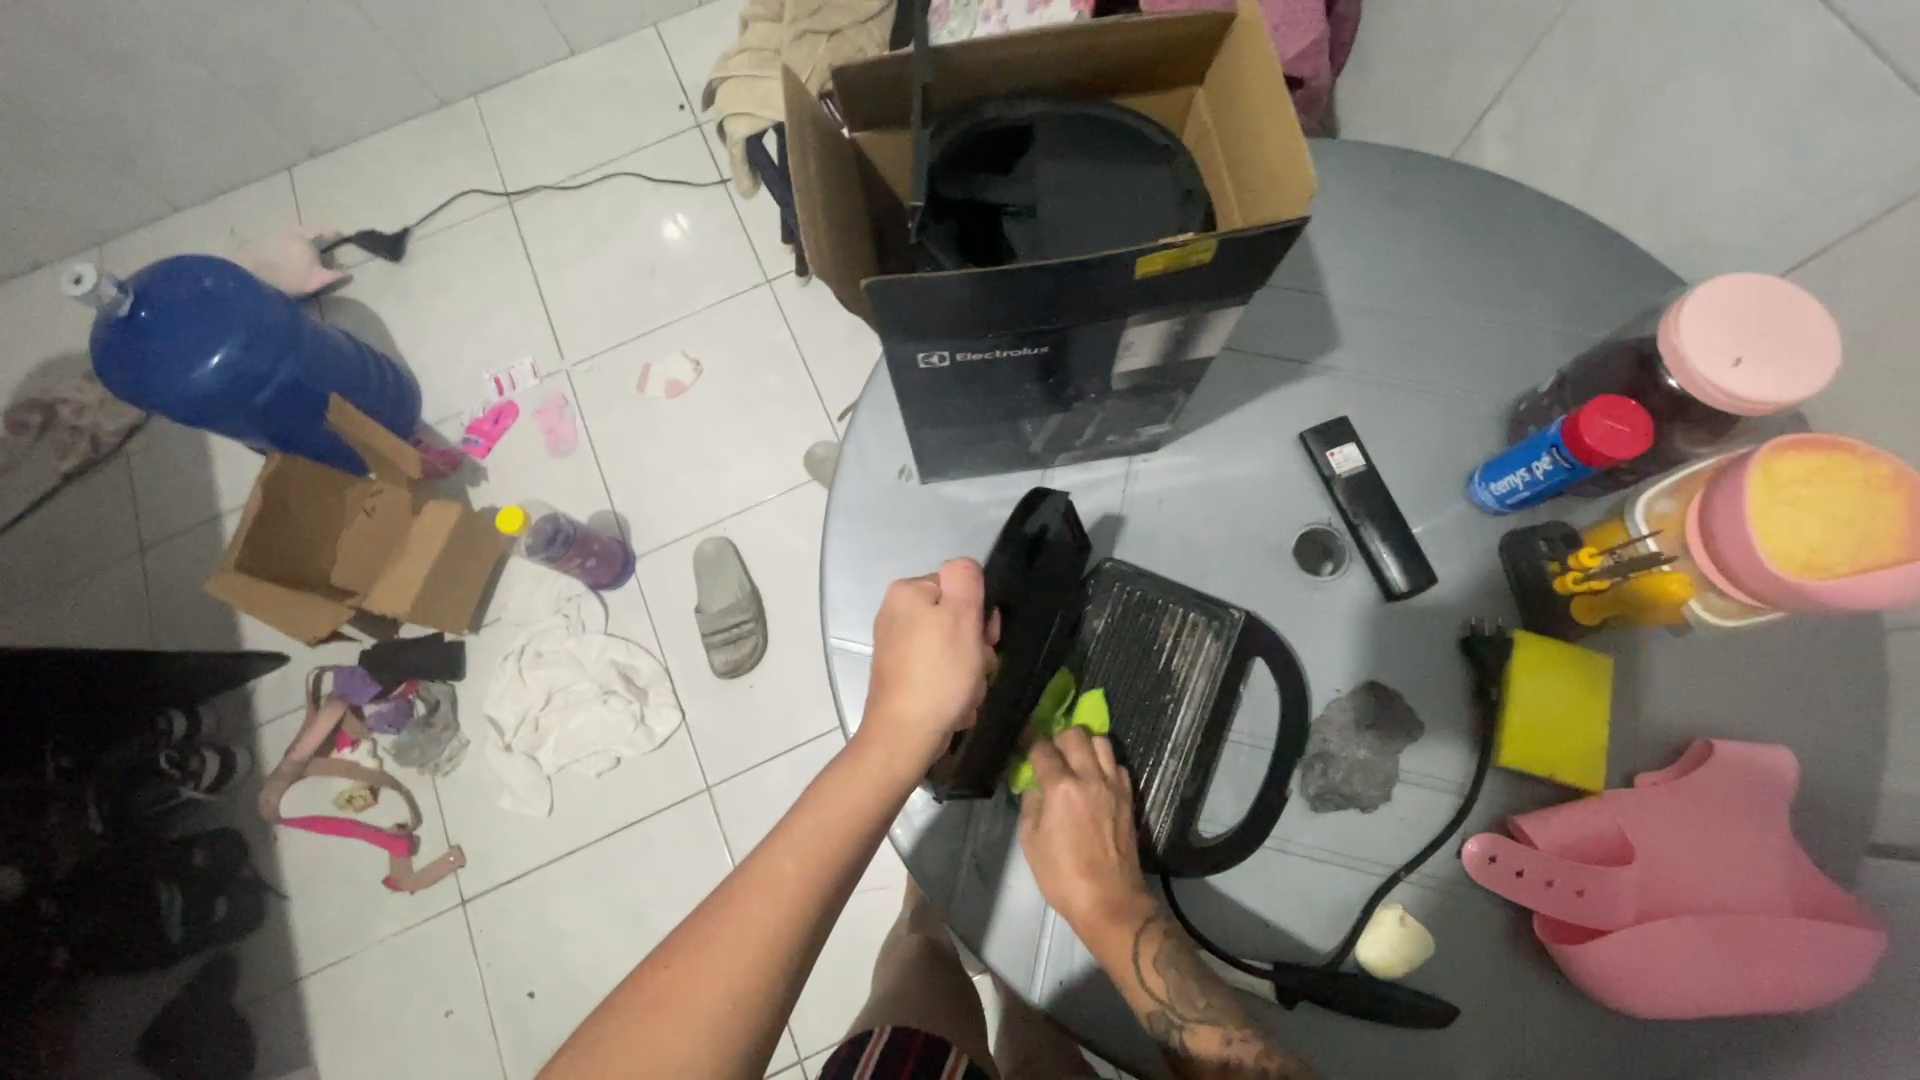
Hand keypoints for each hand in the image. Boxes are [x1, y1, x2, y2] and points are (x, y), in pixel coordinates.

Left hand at [859, 558, 998, 775]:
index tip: (987, 638)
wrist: (905, 735)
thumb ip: (966, 579)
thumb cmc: (938, 673)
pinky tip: (954, 705)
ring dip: (968, 673)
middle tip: (975, 669)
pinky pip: (940, 674)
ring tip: (964, 692)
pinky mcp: (902, 677)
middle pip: (956, 620)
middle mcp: (896, 615)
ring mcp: (897, 648)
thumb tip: (964, 568)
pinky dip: (953, 689)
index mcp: (907, 592)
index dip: (980, 613)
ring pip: (953, 651)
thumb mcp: (962, 615)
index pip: (960, 587)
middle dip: (975, 649)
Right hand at [1019, 729, 1154, 937]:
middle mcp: (1090, 777)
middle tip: (1050, 752)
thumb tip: (1036, 787)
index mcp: (1061, 788)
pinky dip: (1105, 764)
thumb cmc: (1062, 876)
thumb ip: (1030, 804)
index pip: (1042, 748)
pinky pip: (1117, 765)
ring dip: (1085, 745)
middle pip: (1075, 734)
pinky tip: (1095, 780)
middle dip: (1058, 738)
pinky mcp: (1129, 797)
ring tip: (1075, 761)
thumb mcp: (1030, 841)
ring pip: (1101, 742)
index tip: (1023, 742)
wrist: (1110, 901)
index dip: (1029, 741)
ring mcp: (1113, 785)